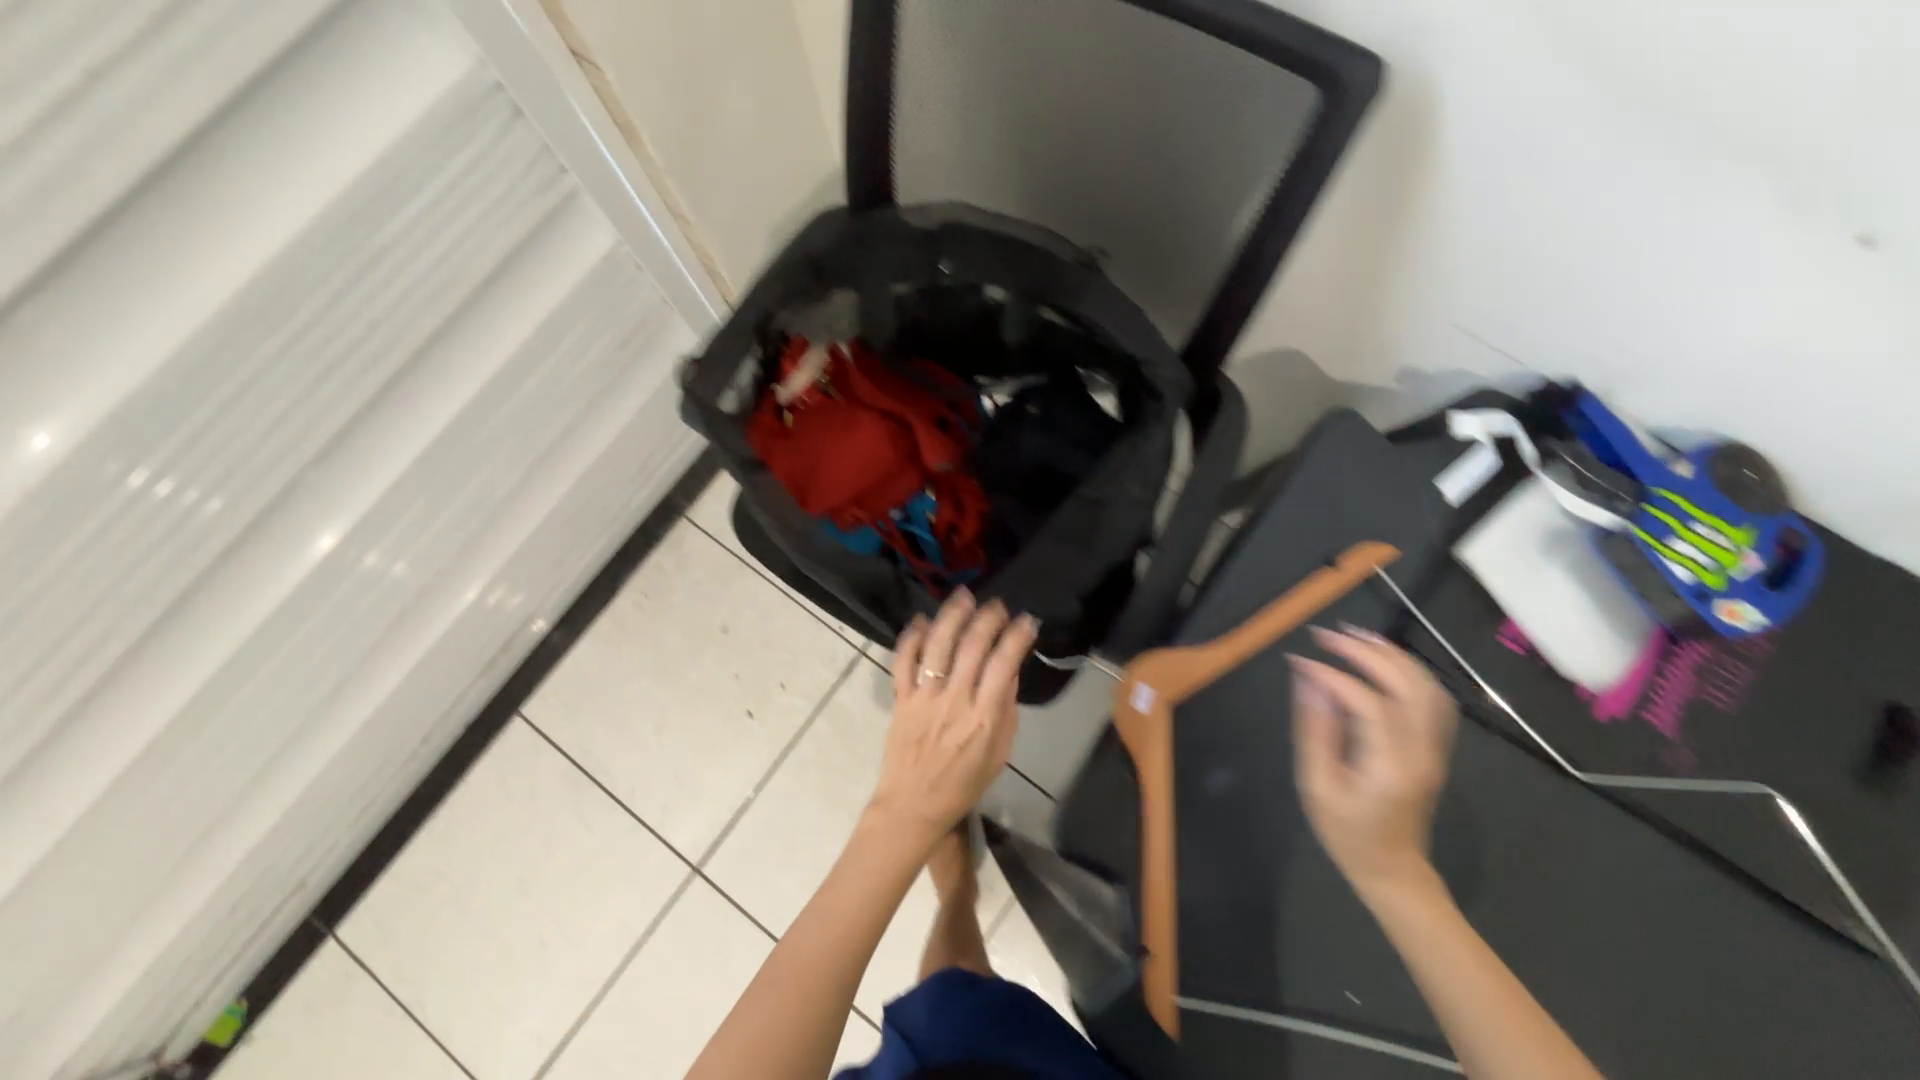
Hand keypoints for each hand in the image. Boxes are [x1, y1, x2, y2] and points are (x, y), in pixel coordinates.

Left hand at [868, 590, 1038, 849]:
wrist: (912, 807)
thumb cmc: (962, 785)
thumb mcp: (999, 755)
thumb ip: (1006, 712)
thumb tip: (1010, 673)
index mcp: (983, 719)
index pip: (1004, 666)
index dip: (1017, 638)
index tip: (1027, 621)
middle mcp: (954, 702)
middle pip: (972, 647)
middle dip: (988, 619)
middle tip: (998, 605)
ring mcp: (924, 698)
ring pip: (938, 646)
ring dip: (952, 616)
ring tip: (965, 597)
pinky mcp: (901, 700)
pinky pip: (903, 662)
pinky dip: (911, 638)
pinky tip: (922, 621)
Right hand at [1290, 625, 1457, 900]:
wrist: (1392, 869)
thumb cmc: (1346, 833)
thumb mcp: (1317, 786)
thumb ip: (1315, 731)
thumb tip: (1309, 680)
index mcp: (1389, 765)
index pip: (1368, 703)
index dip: (1334, 675)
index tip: (1300, 660)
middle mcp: (1420, 751)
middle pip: (1405, 685)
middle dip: (1366, 652)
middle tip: (1327, 636)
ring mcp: (1434, 749)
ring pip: (1426, 687)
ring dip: (1393, 656)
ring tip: (1356, 638)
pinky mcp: (1435, 748)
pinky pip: (1433, 700)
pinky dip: (1410, 673)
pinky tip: (1385, 663)